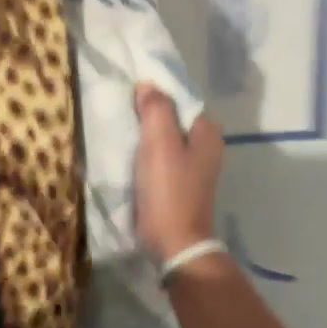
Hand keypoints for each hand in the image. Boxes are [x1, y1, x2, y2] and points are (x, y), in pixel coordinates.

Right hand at [133, 83, 223, 263]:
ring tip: (119, 127)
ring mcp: (193, 167)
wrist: (174, 243)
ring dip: (144, 134)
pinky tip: (127, 153)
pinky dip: (145, 153)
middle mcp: (206, 146)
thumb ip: (156, 109)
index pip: (180, 99)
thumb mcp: (160, 143)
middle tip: (119, 109)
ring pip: (164, 138)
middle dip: (148, 113)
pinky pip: (160, 157)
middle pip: (172, 119)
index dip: (155, 93)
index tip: (128, 92)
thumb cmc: (169, 190)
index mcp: (207, 133)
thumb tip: (148, 85)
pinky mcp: (178, 183)